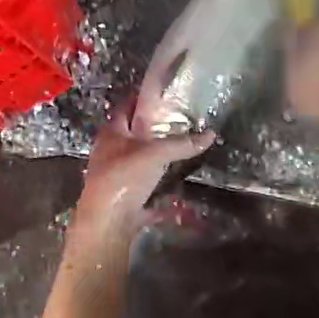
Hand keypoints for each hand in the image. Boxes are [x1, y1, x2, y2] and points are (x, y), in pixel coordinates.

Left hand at [67, 107, 212, 267]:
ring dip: (153, 157)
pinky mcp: (120, 197)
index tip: (160, 95)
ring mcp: (113, 176)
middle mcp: (108, 151)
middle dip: (149, 129)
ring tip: (178, 151)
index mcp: (112, 133)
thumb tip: (212, 134)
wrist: (106, 222)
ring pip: (135, 160)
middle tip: (175, 122)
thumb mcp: (157, 154)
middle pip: (129, 134)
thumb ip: (183, 144)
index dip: (139, 98)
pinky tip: (174, 186)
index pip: (124, 106)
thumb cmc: (124, 177)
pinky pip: (142, 187)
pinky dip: (156, 186)